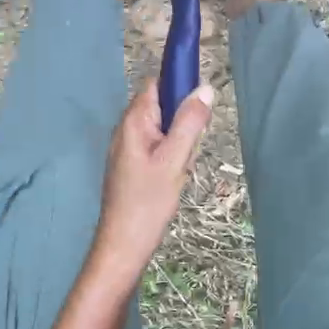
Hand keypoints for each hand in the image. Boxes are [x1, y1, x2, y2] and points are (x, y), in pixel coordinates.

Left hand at [93, 79, 213, 279]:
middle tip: (191, 146)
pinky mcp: (130, 164)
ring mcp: (126, 147)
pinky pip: (156, 146)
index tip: (201, 102)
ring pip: (161, 129)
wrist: (123, 244)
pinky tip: (174, 176)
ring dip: (178, 141)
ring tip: (182, 166)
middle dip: (182, 119)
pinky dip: (170, 155)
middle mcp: (126, 128)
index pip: (157, 84)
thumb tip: (205, 88)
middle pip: (161, 106)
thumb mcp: (175, 159)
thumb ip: (190, 123)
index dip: (179, 84)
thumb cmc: (148, 201)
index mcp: (133, 121)